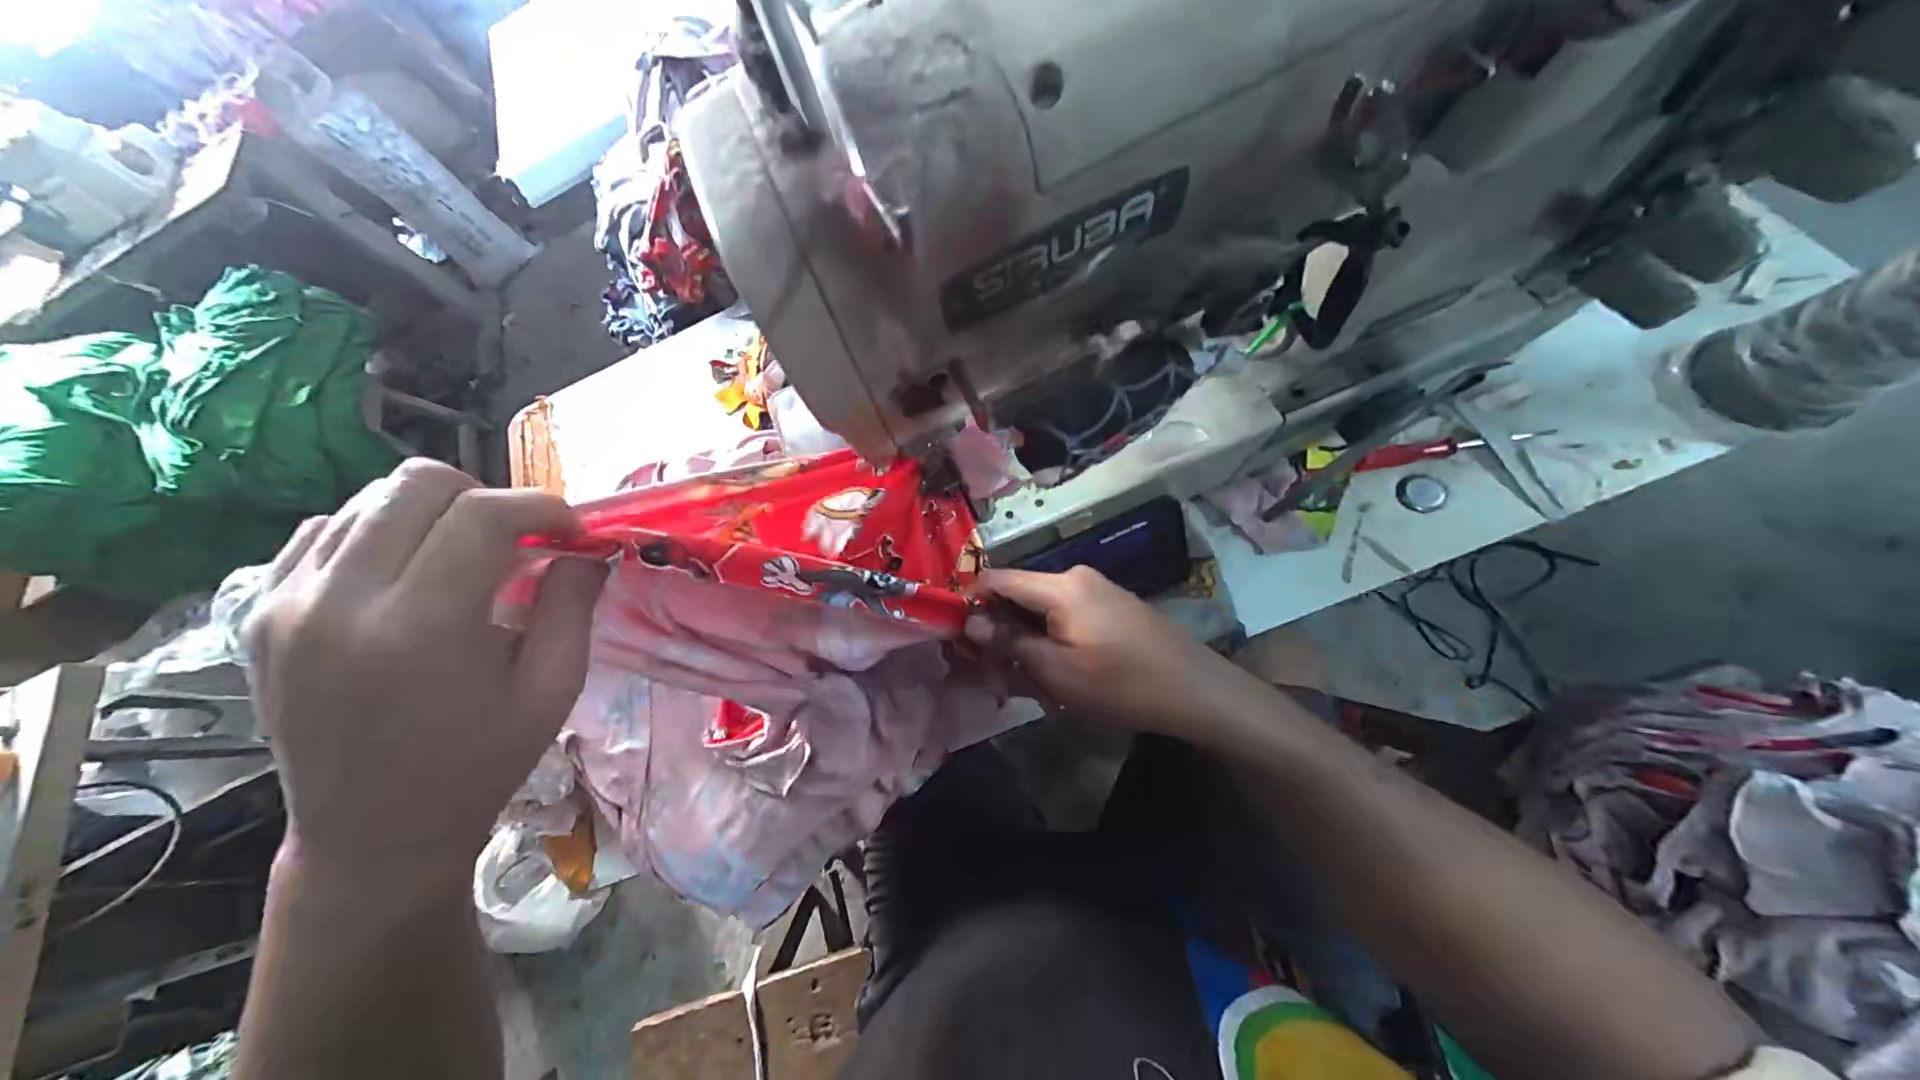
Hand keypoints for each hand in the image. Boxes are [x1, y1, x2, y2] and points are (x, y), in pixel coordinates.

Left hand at [244, 459, 607, 876]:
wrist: (373, 832)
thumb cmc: (478, 765)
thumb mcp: (552, 690)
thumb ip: (572, 606)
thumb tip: (584, 549)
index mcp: (419, 627)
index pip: (484, 514)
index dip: (541, 507)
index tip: (570, 531)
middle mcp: (339, 601)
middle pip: (419, 484)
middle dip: (488, 497)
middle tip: (520, 541)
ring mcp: (284, 603)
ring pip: (371, 499)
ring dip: (436, 514)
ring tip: (468, 559)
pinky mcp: (259, 612)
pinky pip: (326, 531)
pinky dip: (382, 533)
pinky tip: (410, 574)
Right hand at [965, 566, 1262, 739]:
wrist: (1196, 691)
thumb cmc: (1121, 684)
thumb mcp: (1056, 670)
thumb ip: (1008, 643)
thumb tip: (967, 622)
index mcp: (1060, 585)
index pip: (997, 579)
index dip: (969, 604)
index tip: (954, 639)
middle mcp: (1076, 578)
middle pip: (1018, 598)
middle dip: (997, 636)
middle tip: (989, 677)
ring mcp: (1096, 592)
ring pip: (1040, 614)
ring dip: (1023, 647)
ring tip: (1021, 688)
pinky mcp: (1110, 609)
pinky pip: (1064, 620)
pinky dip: (1048, 646)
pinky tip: (1052, 679)